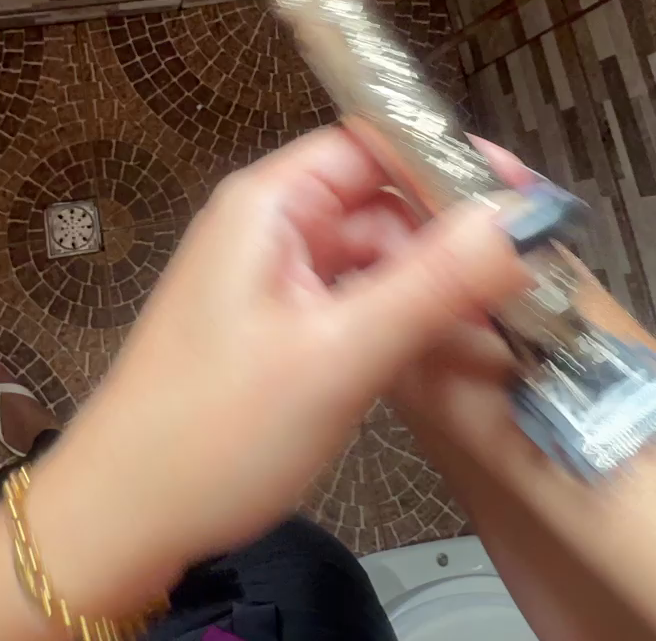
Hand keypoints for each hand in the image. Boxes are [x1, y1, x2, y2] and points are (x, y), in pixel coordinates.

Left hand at [21, 127, 534, 610]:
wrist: (127, 513)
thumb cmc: (212, 432)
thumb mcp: (336, 354)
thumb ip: (429, 283)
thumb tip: (514, 219)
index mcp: (268, 204)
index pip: (369, 142)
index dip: (444, 158)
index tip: (519, 192)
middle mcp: (270, 226)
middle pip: (377, 198)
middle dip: (448, 227)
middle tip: (529, 265)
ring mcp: (275, 276)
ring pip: (372, 252)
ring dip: (430, 275)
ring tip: (504, 308)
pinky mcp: (281, 322)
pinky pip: (354, 295)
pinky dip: (400, 310)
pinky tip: (446, 338)